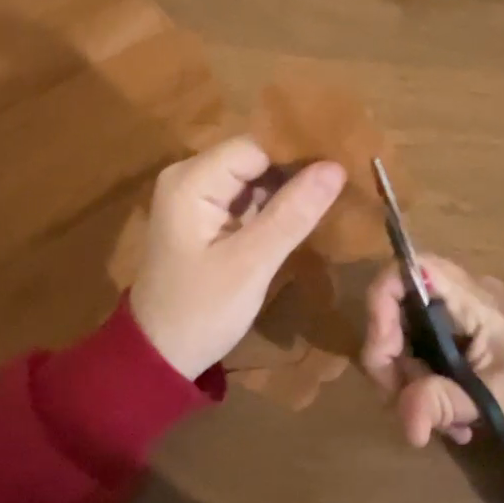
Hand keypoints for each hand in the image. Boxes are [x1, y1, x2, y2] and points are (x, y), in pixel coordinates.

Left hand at [130, 136, 346, 379]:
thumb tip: (336, 167)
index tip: (340, 170)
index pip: (255, 147)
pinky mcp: (205, 218)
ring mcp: (195, 198)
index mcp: (190, 181)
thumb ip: (292, 214)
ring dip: (287, 189)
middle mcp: (188, 178)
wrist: (160, 355)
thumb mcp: (251, 264)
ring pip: (253, 178)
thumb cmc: (201, 311)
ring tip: (333, 197)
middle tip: (343, 185)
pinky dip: (272, 207)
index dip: (296, 157)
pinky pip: (245, 199)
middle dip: (294, 171)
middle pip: (254, 159)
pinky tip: (304, 215)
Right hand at [361, 255, 503, 459]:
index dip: (380, 305)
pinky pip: (432, 355)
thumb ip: (443, 403)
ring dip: (413, 382)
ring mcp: (468, 322)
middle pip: (400, 309)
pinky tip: (454, 421)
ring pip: (411, 337)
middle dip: (394, 360)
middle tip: (407, 405)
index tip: (384, 357)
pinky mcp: (472, 344)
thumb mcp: (497, 405)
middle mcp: (467, 300)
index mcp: (476, 301)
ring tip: (441, 424)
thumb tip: (403, 424)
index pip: (409, 269)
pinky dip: (431, 386)